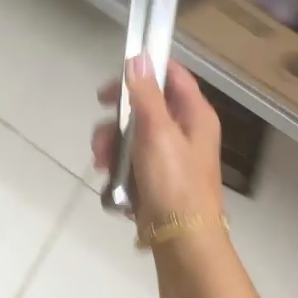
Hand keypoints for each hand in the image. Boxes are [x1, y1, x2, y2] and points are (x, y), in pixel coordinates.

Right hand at [91, 59, 223, 232]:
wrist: (181, 239)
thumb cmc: (174, 182)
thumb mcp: (157, 132)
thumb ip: (145, 93)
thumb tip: (139, 58)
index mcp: (195, 115)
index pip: (173, 74)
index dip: (146, 68)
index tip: (118, 75)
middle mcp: (185, 130)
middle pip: (146, 102)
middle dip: (119, 111)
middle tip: (102, 112)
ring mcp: (170, 153)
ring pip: (133, 130)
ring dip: (112, 139)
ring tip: (102, 158)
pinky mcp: (156, 174)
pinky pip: (131, 155)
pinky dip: (117, 160)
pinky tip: (107, 172)